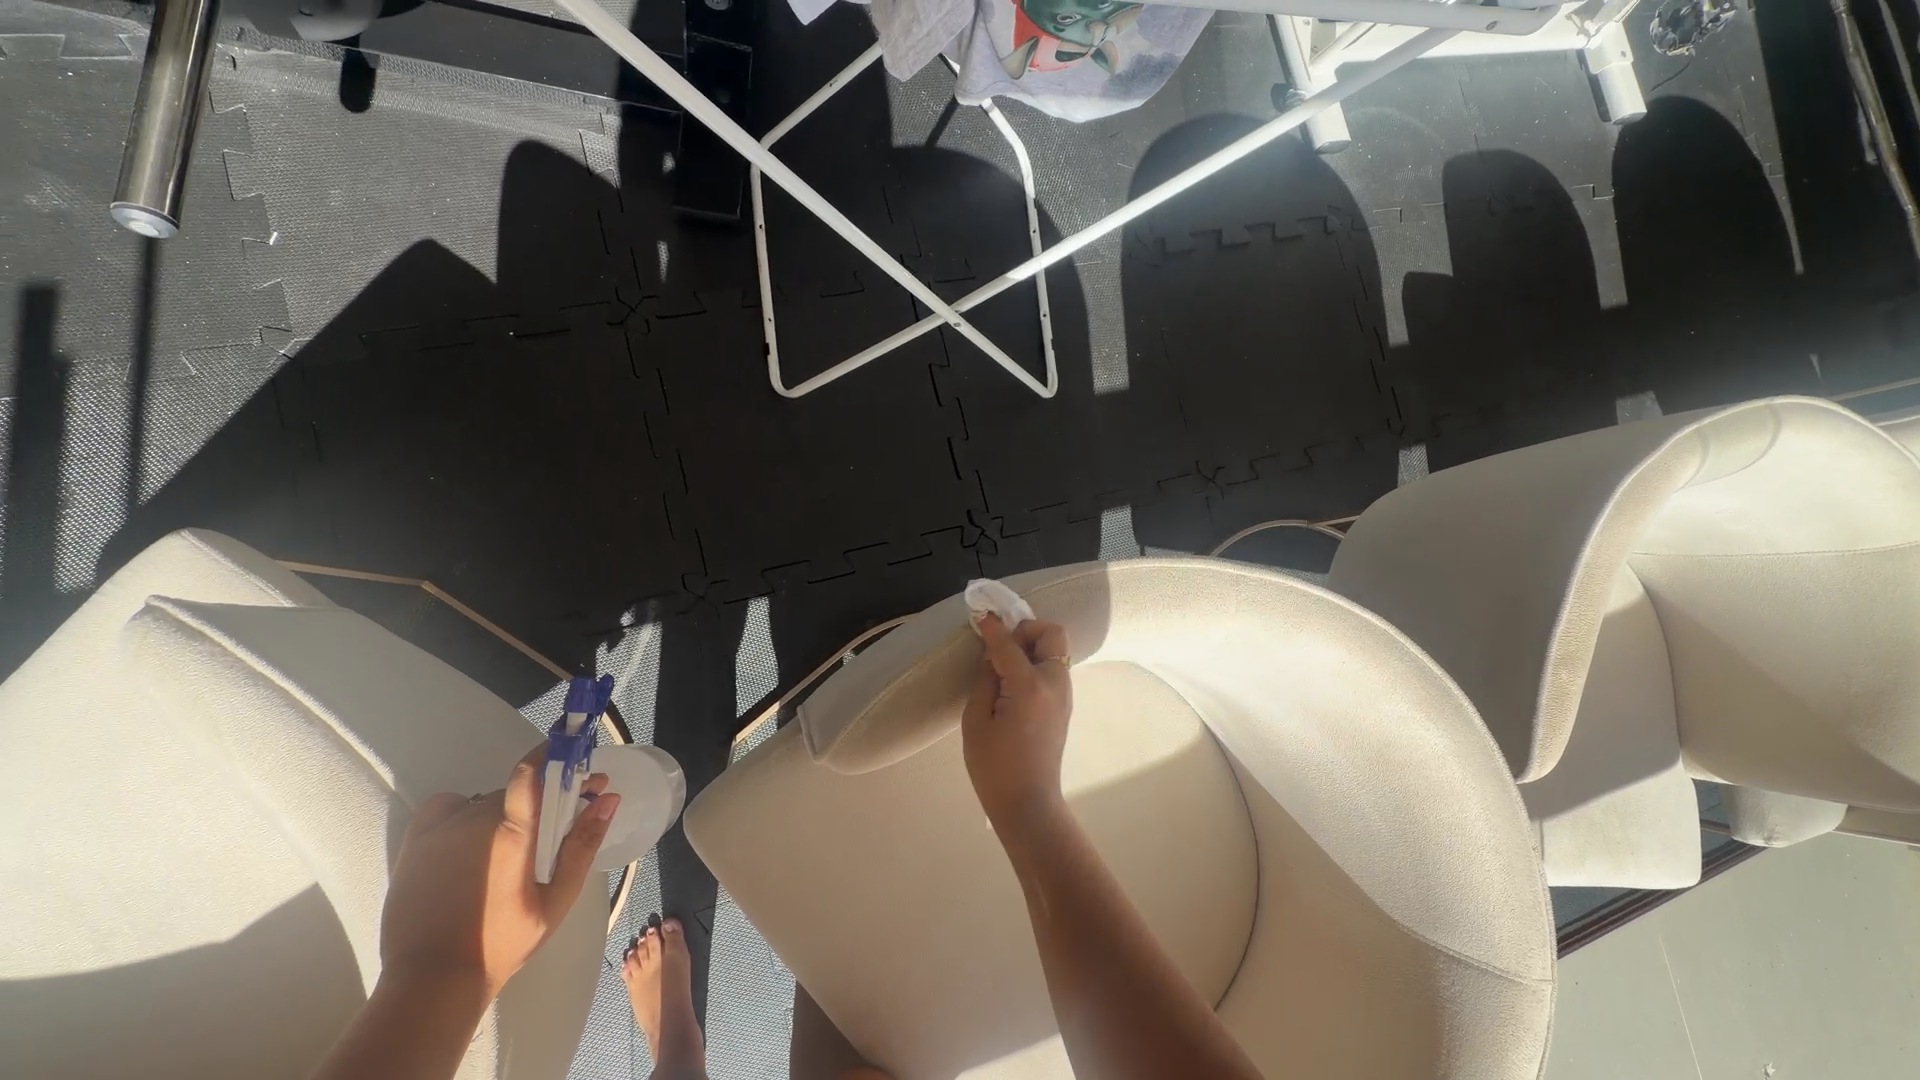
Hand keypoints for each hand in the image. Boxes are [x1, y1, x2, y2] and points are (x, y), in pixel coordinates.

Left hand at [379, 743, 620, 998]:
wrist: (432, 981)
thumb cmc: (503, 943)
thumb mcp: (556, 900)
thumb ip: (583, 845)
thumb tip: (608, 798)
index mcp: (511, 835)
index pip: (530, 772)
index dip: (555, 753)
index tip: (577, 752)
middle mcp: (472, 821)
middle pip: (516, 789)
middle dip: (544, 794)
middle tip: (563, 817)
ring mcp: (438, 831)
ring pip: (485, 800)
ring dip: (507, 809)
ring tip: (515, 845)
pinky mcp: (414, 843)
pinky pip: (447, 807)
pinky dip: (464, 811)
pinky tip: (473, 839)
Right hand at [962, 614, 1073, 836]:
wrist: (1027, 804)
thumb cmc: (994, 767)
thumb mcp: (976, 720)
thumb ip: (986, 679)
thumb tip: (993, 654)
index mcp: (1030, 687)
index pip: (1010, 644)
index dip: (993, 627)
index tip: (981, 616)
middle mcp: (1055, 684)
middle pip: (1052, 634)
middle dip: (1026, 630)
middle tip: (1001, 647)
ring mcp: (1064, 695)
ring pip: (1056, 650)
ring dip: (1032, 647)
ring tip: (1003, 666)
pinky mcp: (1064, 705)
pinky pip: (1054, 669)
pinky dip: (1036, 663)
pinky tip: (1013, 682)